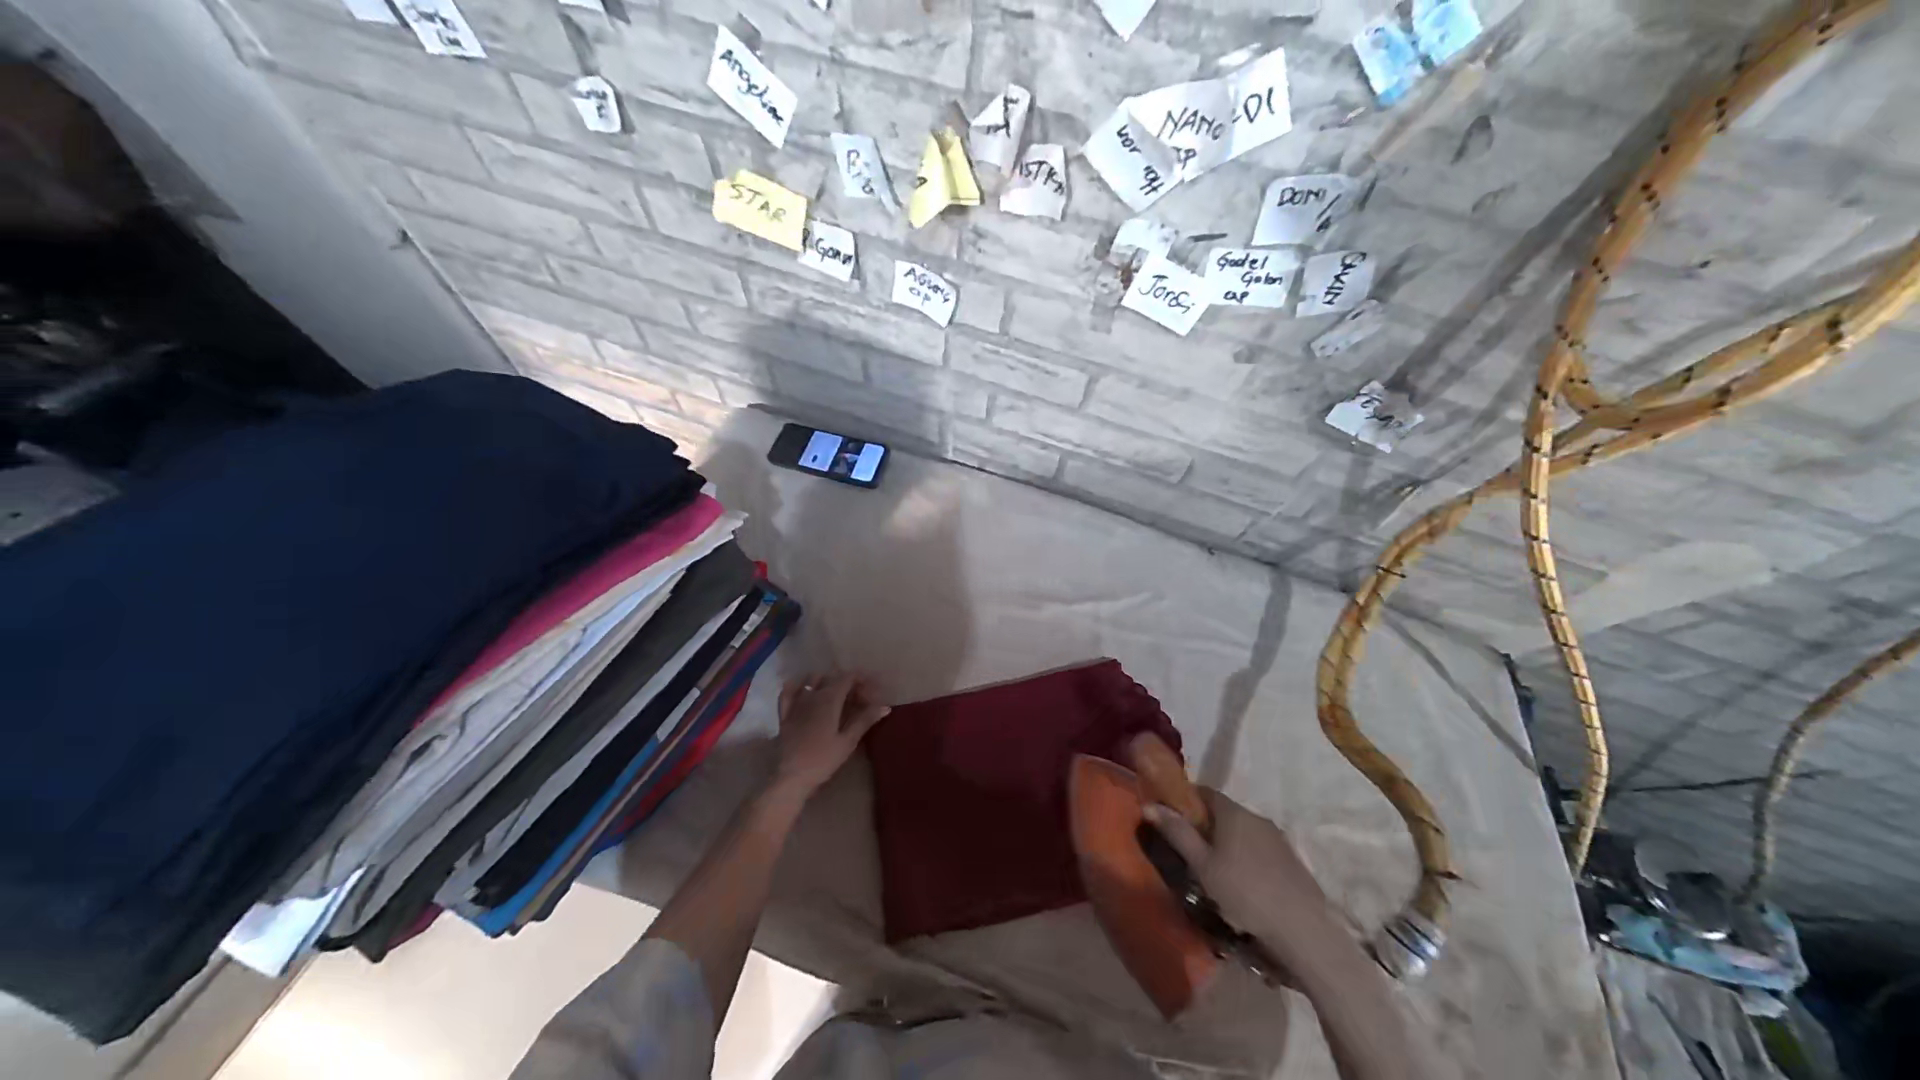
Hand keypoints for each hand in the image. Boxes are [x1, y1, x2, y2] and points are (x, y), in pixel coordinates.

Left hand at [771, 673, 890, 795]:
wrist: (790, 777)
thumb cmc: (822, 760)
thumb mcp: (847, 741)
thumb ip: (865, 720)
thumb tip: (885, 707)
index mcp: (829, 699)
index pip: (848, 677)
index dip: (862, 680)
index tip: (873, 692)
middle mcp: (812, 695)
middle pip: (833, 678)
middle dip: (849, 683)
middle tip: (861, 700)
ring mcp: (795, 703)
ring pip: (812, 680)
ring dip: (827, 681)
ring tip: (837, 696)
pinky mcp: (784, 714)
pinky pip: (789, 691)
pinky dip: (799, 686)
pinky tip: (805, 691)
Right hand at [1144, 789, 1345, 976]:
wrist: (1303, 929)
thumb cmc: (1244, 893)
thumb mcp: (1202, 866)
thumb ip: (1177, 833)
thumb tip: (1149, 805)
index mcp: (1233, 812)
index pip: (1204, 791)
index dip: (1185, 799)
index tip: (1171, 816)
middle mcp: (1257, 817)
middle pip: (1224, 811)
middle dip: (1205, 824)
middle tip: (1189, 849)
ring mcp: (1278, 838)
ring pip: (1242, 831)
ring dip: (1226, 842)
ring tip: (1214, 870)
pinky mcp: (1291, 860)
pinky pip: (1259, 848)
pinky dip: (1245, 856)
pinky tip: (1242, 883)